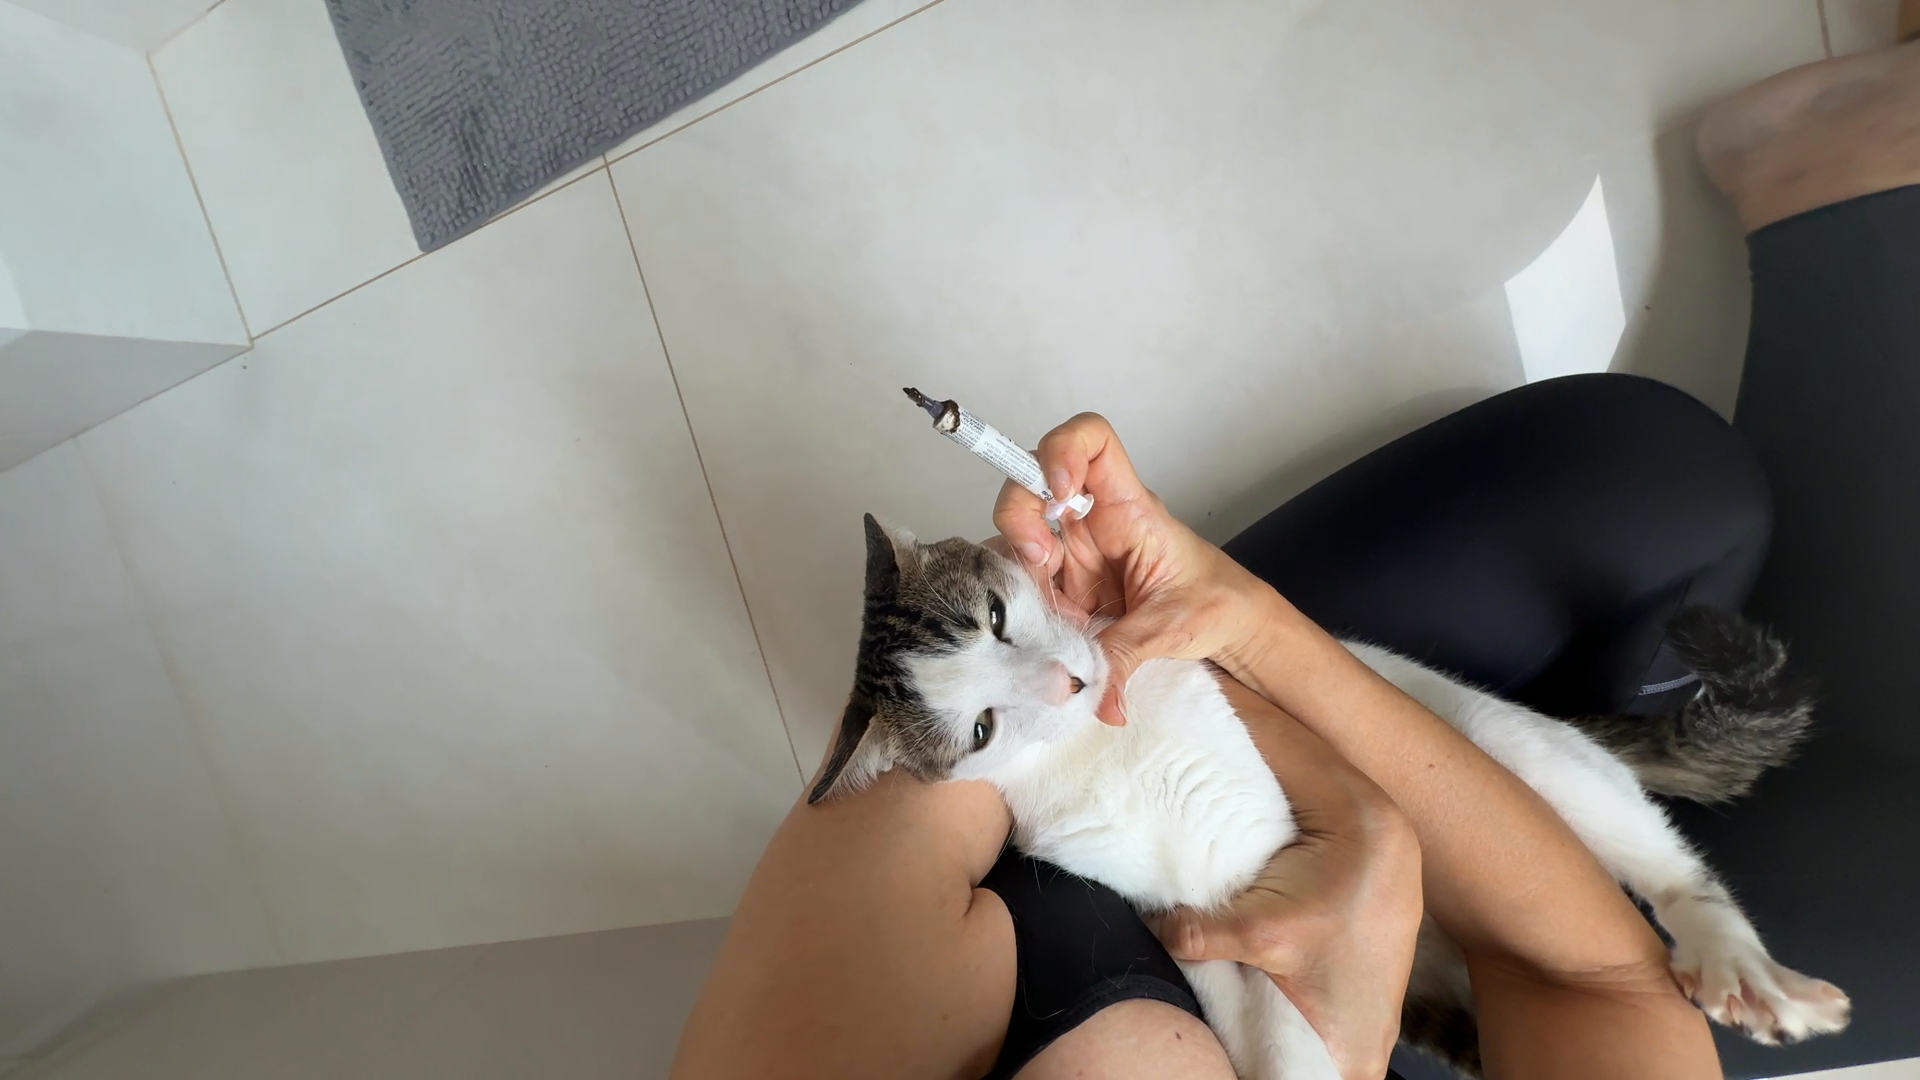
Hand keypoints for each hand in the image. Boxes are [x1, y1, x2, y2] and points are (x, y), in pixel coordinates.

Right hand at [994, 414, 1289, 723]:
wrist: (1226, 628)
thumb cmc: (1213, 601)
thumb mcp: (1173, 627)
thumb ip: (1128, 657)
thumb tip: (1099, 702)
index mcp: (1127, 508)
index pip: (1091, 441)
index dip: (1063, 449)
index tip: (1059, 491)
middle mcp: (1089, 523)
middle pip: (1031, 483)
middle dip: (1021, 515)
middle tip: (1039, 560)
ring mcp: (1069, 555)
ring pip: (1015, 536)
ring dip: (1013, 571)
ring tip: (1035, 612)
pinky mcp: (1059, 589)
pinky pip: (1021, 585)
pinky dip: (1014, 609)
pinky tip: (1026, 633)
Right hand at [1155, 679, 1423, 1079]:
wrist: (1364, 1036)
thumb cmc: (1333, 990)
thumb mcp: (1265, 944)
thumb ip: (1200, 923)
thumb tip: (1146, 910)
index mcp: (1362, 817)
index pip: (1290, 740)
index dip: (1240, 709)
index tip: (1199, 682)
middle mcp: (1376, 812)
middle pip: (1298, 741)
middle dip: (1245, 717)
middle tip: (1196, 692)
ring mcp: (1374, 826)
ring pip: (1303, 760)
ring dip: (1257, 741)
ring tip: (1207, 721)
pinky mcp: (1361, 845)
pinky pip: (1306, 785)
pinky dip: (1269, 769)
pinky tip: (1235, 769)